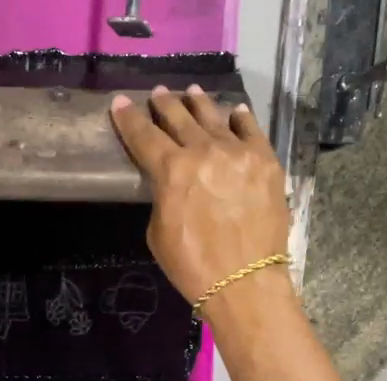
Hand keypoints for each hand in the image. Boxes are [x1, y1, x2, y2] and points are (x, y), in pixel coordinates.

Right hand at [110, 87, 290, 304]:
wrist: (244, 281)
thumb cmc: (193, 267)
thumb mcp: (159, 235)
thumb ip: (162, 198)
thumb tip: (171, 185)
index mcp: (172, 171)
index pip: (144, 136)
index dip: (129, 119)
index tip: (121, 103)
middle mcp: (204, 151)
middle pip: (179, 118)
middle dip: (165, 104)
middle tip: (158, 94)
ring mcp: (238, 152)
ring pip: (214, 117)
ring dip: (199, 103)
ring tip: (192, 92)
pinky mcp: (265, 161)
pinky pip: (251, 129)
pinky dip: (240, 118)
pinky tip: (234, 112)